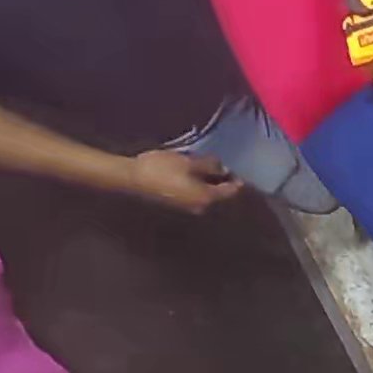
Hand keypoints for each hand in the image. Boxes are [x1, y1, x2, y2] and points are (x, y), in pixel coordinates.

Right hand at [121, 150, 243, 212]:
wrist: (133, 179)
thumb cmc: (162, 168)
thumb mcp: (189, 162)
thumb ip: (210, 166)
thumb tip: (224, 169)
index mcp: (207, 198)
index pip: (230, 192)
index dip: (236, 182)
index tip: (239, 173)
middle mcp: (202, 208)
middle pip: (220, 198)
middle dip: (224, 185)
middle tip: (227, 172)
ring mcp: (190, 210)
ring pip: (208, 198)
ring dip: (212, 187)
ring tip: (212, 174)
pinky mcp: (179, 207)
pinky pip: (197, 198)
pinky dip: (201, 190)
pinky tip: (197, 179)